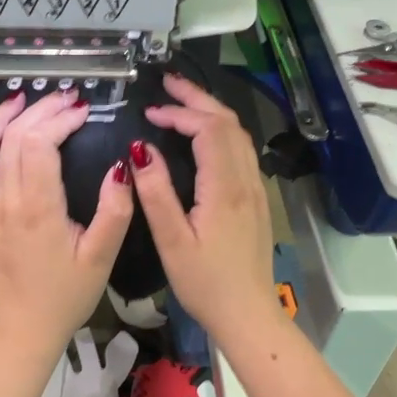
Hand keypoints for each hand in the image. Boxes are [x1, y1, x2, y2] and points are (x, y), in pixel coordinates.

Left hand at [0, 91, 132, 360]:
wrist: (17, 332)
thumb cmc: (63, 297)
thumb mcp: (101, 258)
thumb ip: (115, 210)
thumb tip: (122, 167)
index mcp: (36, 207)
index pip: (39, 142)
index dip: (60, 118)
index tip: (82, 111)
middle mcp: (3, 200)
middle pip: (11, 136)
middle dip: (38, 110)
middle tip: (63, 100)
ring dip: (0, 118)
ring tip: (22, 102)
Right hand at [132, 74, 280, 339]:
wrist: (248, 313)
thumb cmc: (206, 282)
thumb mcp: (172, 241)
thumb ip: (156, 193)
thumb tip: (140, 150)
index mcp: (224, 187)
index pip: (208, 129)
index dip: (180, 113)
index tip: (150, 112)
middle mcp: (246, 179)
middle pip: (228, 122)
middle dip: (198, 99)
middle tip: (168, 84)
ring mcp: (255, 188)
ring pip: (239, 134)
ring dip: (212, 112)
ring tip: (183, 102)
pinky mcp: (257, 198)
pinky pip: (242, 149)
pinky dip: (221, 130)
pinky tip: (205, 136)